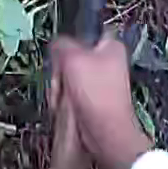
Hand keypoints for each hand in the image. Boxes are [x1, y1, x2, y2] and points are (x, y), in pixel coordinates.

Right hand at [49, 33, 153, 168]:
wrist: (106, 135)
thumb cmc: (96, 94)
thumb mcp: (72, 58)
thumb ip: (61, 44)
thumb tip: (57, 45)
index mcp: (111, 46)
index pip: (83, 33)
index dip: (69, 43)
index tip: (62, 55)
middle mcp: (109, 62)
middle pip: (72, 56)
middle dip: (61, 71)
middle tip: (61, 80)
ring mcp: (101, 82)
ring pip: (69, 76)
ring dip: (61, 87)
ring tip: (62, 97)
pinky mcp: (94, 99)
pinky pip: (72, 92)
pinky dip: (65, 99)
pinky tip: (64, 106)